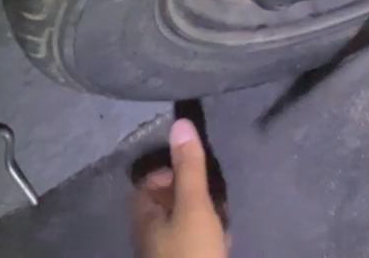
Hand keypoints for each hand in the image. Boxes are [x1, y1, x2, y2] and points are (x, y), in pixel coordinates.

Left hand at [133, 119, 227, 257]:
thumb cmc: (190, 253)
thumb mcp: (193, 206)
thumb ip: (189, 167)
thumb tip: (180, 123)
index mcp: (145, 216)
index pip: (150, 181)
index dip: (172, 170)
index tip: (197, 167)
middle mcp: (151, 233)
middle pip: (169, 199)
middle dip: (193, 190)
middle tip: (214, 189)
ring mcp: (168, 252)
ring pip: (185, 219)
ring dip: (204, 212)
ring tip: (223, 212)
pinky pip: (196, 239)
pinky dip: (209, 233)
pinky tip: (224, 236)